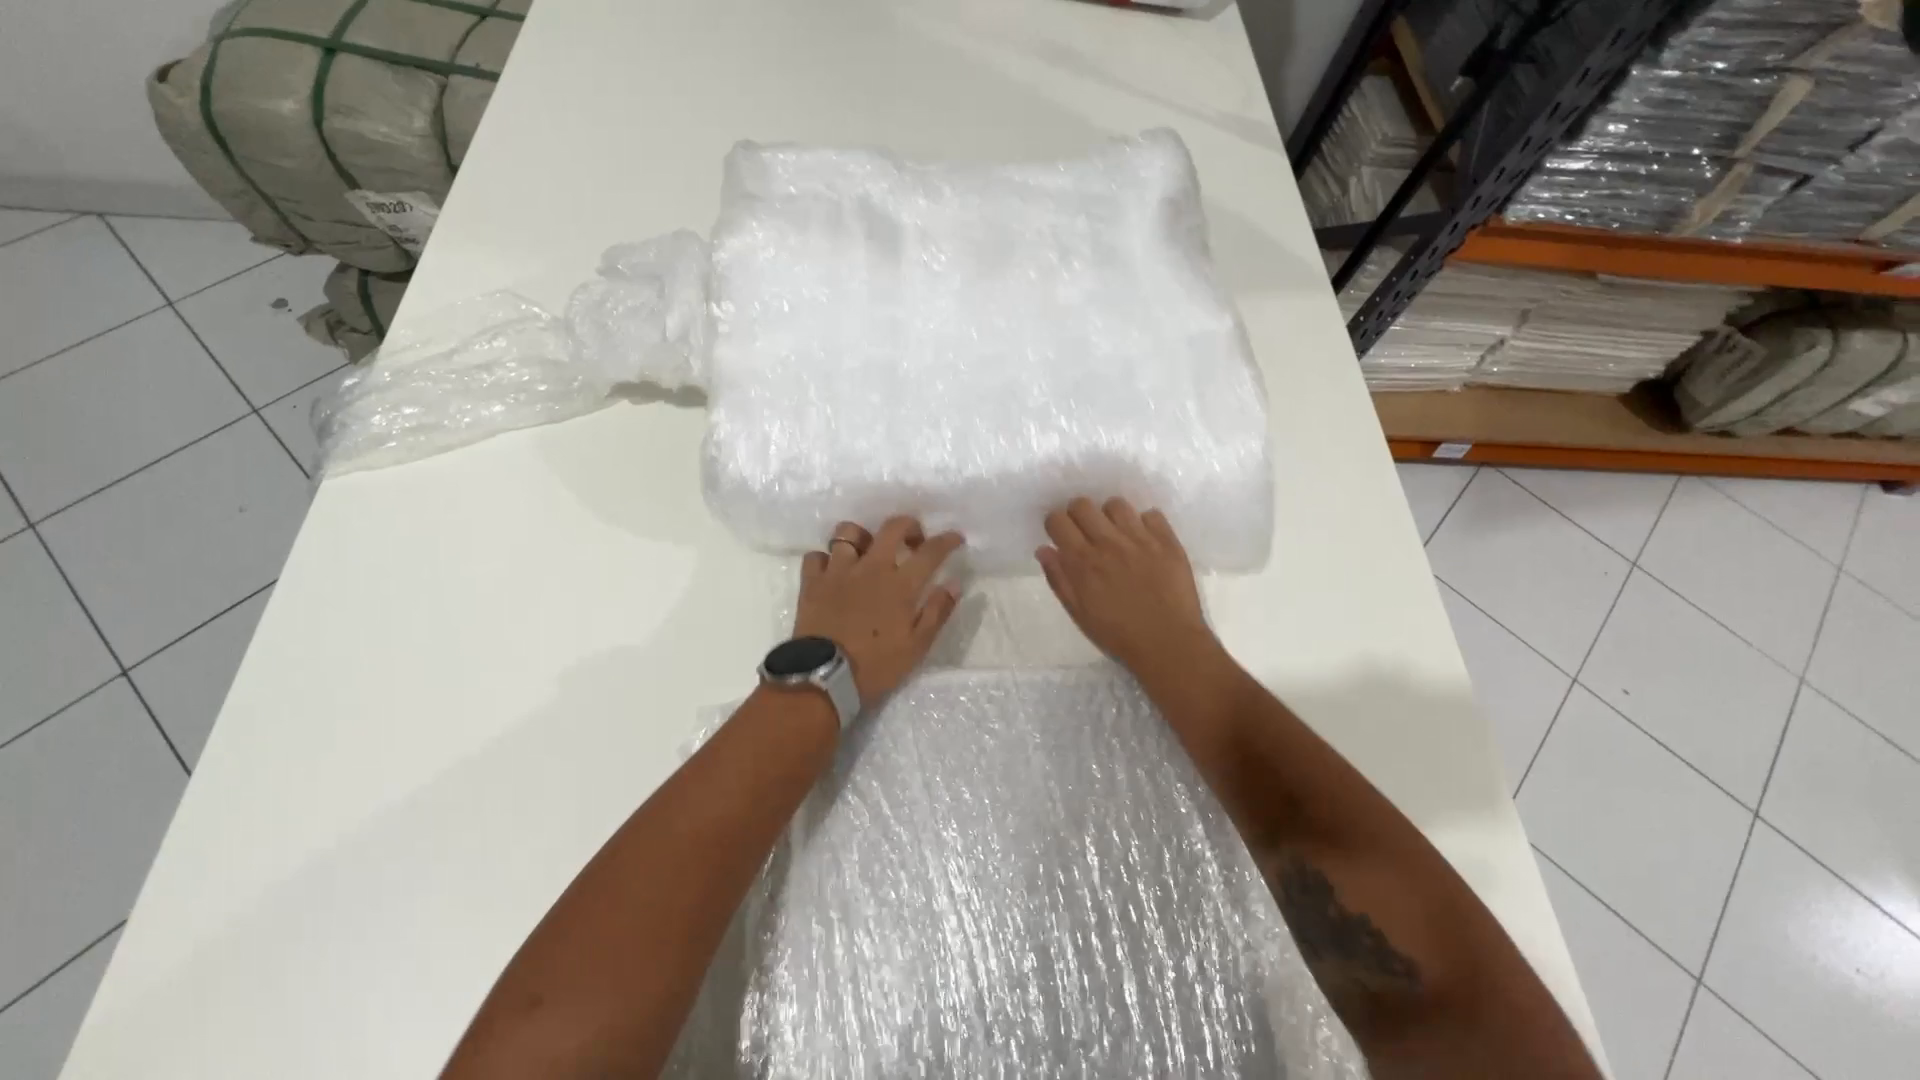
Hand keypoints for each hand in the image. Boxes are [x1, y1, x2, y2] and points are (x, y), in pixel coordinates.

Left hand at [794, 517, 964, 703]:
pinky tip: (833, 572)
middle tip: (913, 541)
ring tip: (867, 552)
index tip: (955, 538)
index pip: (930, 551)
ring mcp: (837, 571)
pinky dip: (826, 559)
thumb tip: (954, 583)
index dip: (947, 540)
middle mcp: (870, 568)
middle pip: (892, 528)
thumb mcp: (916, 646)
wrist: (823, 677)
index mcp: (900, 585)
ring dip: (862, 537)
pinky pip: (816, 555)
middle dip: (908, 525)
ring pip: (848, 533)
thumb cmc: (876, 666)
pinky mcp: (811, 582)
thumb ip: (937, 612)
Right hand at [1038, 497, 1216, 674]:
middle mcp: (1108, 543)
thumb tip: (1045, 549)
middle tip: (1086, 533)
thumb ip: (1059, 579)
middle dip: (1078, 514)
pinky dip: (1144, 524)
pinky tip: (1144, 541)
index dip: (1056, 524)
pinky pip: (1151, 514)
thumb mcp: (1079, 613)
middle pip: (1083, 504)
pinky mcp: (1167, 540)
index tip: (1061, 535)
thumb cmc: (1118, 634)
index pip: (1058, 520)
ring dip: (1110, 516)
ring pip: (1116, 504)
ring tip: (1117, 534)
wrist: (1168, 643)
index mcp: (1083, 562)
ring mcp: (1140, 539)